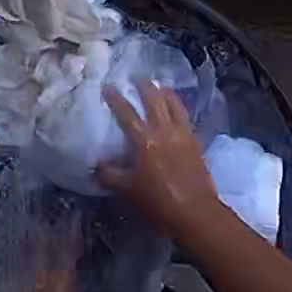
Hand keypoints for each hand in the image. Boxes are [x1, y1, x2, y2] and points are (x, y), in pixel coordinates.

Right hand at [97, 81, 221, 235]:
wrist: (195, 213)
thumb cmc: (158, 200)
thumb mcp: (128, 189)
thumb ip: (110, 174)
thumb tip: (96, 165)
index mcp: (144, 139)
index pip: (126, 112)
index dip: (115, 97)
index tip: (108, 86)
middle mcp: (164, 130)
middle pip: (154, 99)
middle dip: (145, 86)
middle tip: (138, 79)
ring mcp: (182, 133)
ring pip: (174, 104)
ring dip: (165, 92)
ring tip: (159, 86)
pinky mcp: (195, 141)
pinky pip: (186, 116)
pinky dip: (179, 107)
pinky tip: (176, 108)